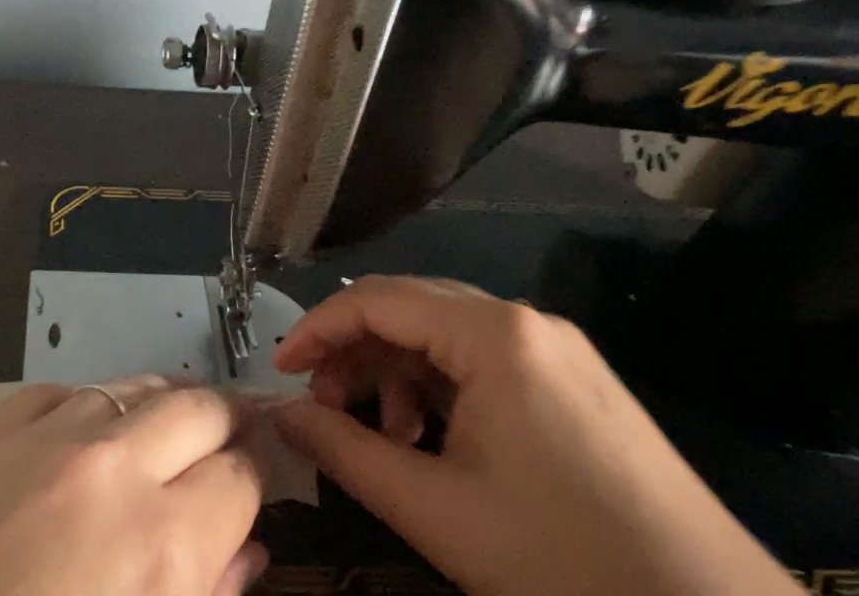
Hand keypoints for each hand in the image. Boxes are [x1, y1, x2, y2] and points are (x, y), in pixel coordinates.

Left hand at [0, 375, 267, 595]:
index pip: (241, 477)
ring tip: (165, 436)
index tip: (253, 491)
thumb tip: (246, 553)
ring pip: (134, 386)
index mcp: (160, 543)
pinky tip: (90, 432)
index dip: (255, 482)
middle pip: (199, 408)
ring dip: (161, 409)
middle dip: (223, 427)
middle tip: (224, 451)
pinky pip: (64, 390)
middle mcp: (112, 468)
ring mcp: (45, 437)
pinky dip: (92, 407)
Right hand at [271, 276, 795, 595]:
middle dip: (357, 354)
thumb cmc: (560, 559)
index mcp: (493, 335)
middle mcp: (526, 323)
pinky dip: (444, 392)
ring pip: (448, 338)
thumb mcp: (434, 508)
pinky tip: (435, 444)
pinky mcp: (578, 383)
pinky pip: (488, 364)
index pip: (377, 300)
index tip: (279, 372)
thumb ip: (344, 451)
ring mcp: (559, 351)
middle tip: (324, 409)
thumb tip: (283, 416)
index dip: (317, 330)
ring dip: (399, 376)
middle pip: (412, 310)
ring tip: (384, 439)